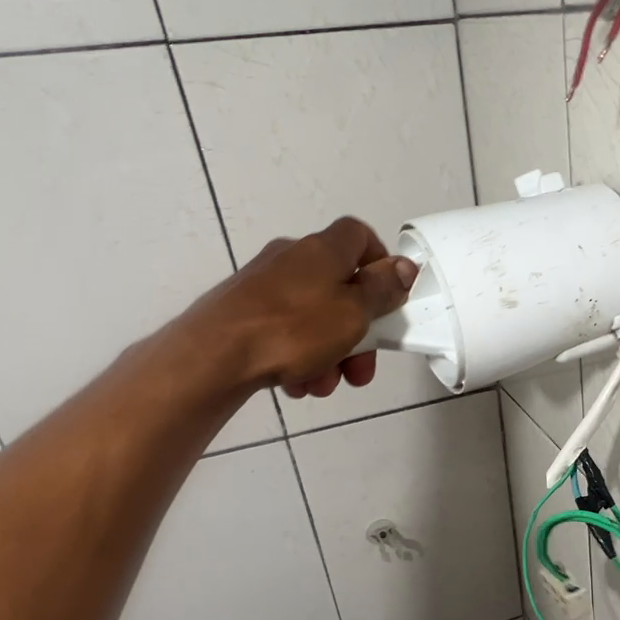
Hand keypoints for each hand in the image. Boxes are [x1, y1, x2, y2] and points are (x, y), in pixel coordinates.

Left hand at [180, 216, 415, 397]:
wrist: (215, 354)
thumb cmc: (293, 329)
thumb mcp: (353, 312)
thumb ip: (382, 291)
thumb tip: (404, 266)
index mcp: (323, 250)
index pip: (360, 236)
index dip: (380, 265)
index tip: (389, 299)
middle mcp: (293, 259)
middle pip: (339, 289)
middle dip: (357, 333)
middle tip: (360, 369)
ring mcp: (264, 286)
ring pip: (313, 318)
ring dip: (329, 353)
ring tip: (324, 383)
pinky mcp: (244, 312)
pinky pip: (285, 333)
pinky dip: (298, 357)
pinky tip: (296, 383)